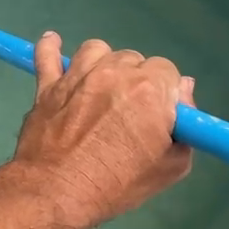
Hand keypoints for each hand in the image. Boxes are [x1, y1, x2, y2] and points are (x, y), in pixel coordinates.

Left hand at [9, 32, 194, 228]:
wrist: (58, 188)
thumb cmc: (119, 182)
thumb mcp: (172, 164)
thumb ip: (184, 123)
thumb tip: (181, 90)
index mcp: (148, 89)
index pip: (166, 70)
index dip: (164, 90)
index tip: (158, 111)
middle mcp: (111, 74)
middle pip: (130, 59)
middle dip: (135, 78)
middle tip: (128, 108)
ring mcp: (74, 77)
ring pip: (94, 51)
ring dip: (102, 63)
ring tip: (101, 85)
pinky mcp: (45, 87)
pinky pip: (45, 56)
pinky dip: (49, 47)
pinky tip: (52, 40)